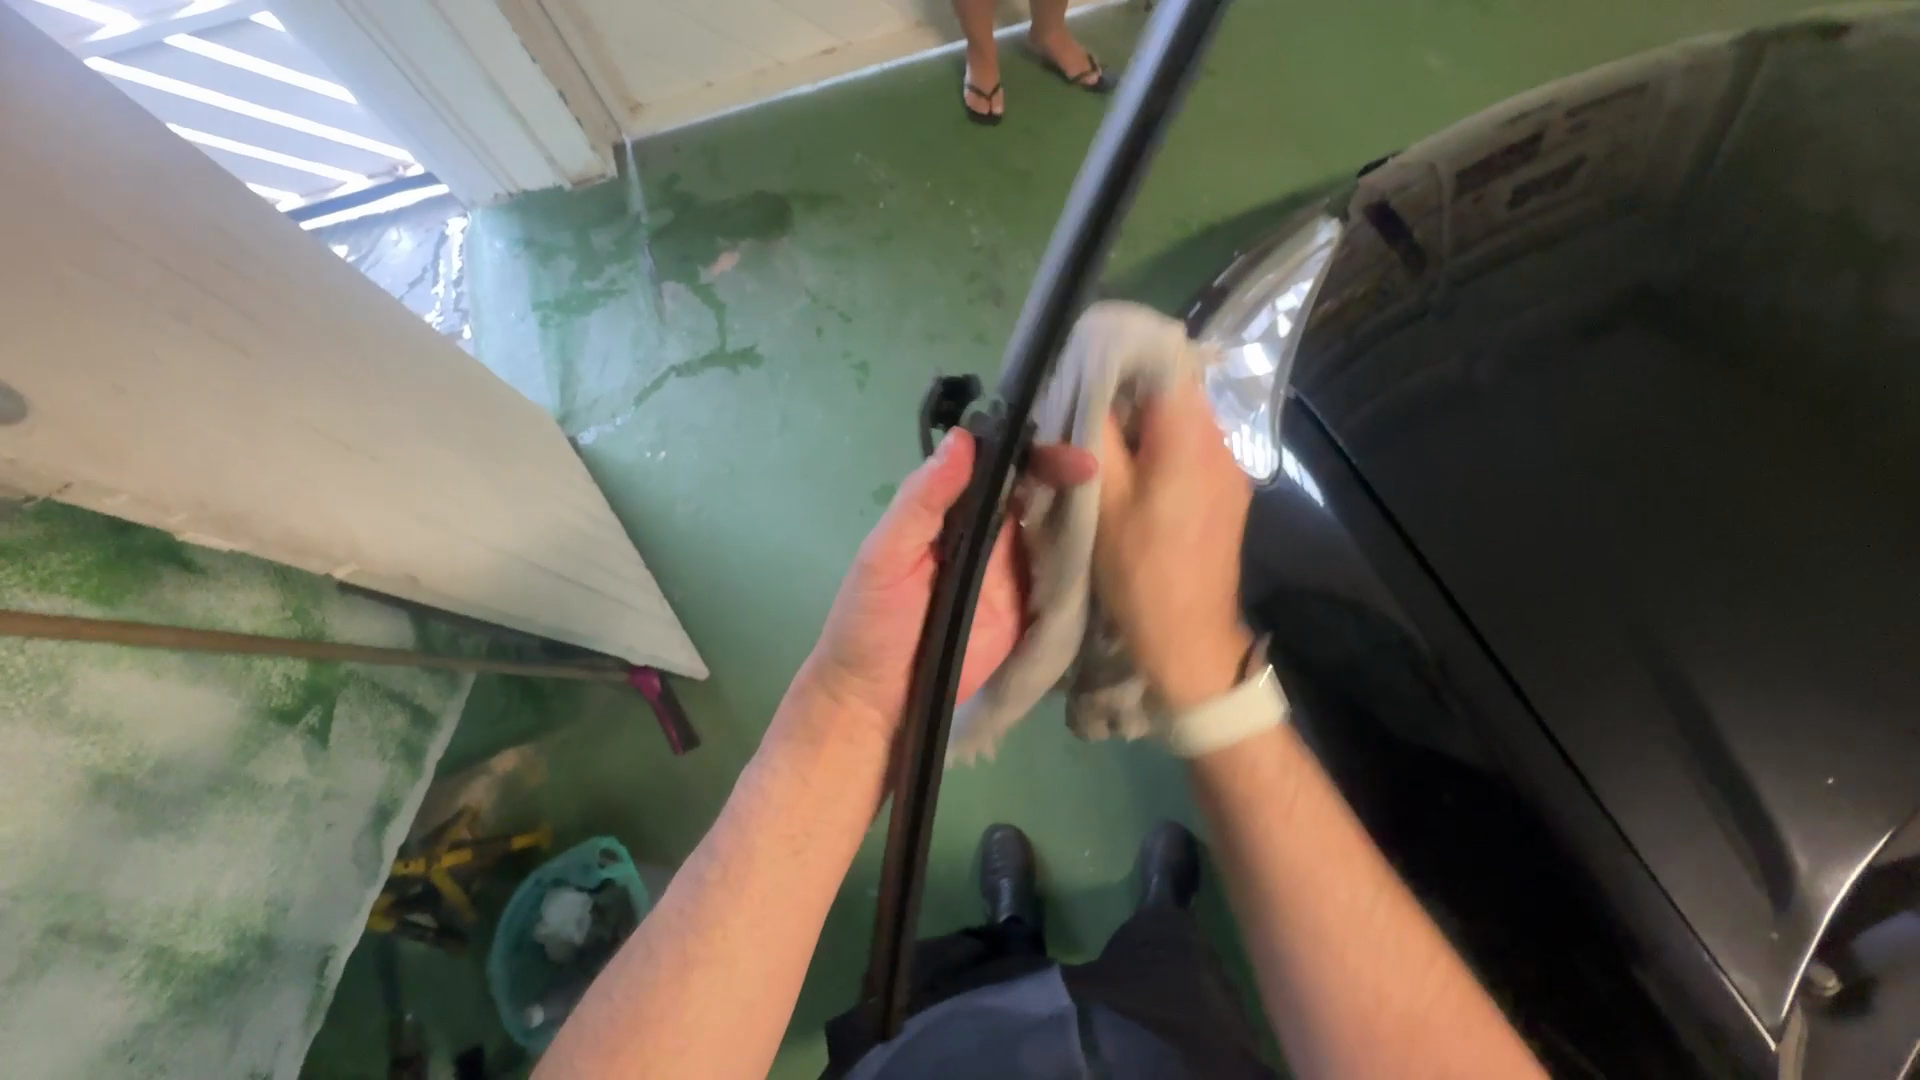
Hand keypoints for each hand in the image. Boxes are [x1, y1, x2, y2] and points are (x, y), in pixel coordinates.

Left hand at [803, 429, 1096, 741]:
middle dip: (1070, 479)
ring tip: (1123, 503)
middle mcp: (988, 538)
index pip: (999, 471)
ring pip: (1055, 535)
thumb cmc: (870, 620)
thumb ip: (922, 500)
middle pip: (1036, 496)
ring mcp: (1011, 576)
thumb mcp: (886, 554)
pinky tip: (1113, 550)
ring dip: (1085, 517)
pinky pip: (1062, 582)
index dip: (1034, 454)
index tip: (1071, 449)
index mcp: (953, 514)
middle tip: (1106, 470)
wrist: (876, 697)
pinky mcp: (1027, 614)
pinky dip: (1085, 566)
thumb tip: (962, 438)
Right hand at [1094, 378, 1254, 709]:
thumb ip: (1096, 437)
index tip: (1085, 372)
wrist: (1189, 638)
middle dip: (1128, 398)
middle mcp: (1221, 444)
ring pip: (1182, 425)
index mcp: (1190, 438)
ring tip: (1107, 456)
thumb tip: (1083, 384)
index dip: (1124, 359)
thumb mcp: (1104, 502)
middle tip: (1085, 421)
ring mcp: (1231, 471)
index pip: (1166, 364)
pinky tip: (1137, 486)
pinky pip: (1193, 454)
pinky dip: (1162, 455)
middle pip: (1174, 393)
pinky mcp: (1230, 496)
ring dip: (1144, 429)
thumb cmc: (1139, 570)